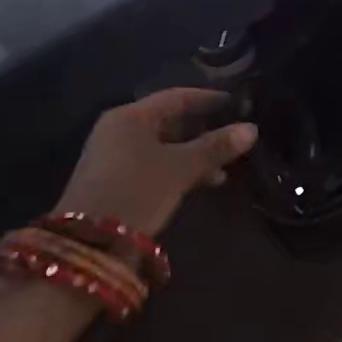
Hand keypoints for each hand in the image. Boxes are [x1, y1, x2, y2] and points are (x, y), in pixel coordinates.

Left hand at [52, 88, 257, 234]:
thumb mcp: (180, 168)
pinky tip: (206, 181)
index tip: (238, 103)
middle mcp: (119, 130)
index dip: (209, 99)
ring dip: (195, 153)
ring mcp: (115, 157)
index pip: (177, 97)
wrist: (89, 244)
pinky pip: (155, 164)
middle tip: (236, 134)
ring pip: (164, 146)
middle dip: (204, 130)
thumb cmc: (136, 191)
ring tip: (227, 165)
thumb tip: (252, 129)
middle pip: (169, 121)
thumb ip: (215, 147)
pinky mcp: (116, 181)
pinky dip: (179, 168)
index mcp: (130, 116)